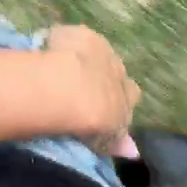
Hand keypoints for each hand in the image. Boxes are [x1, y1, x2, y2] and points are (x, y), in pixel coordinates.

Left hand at [42, 25, 140, 153]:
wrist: (69, 89)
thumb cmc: (86, 123)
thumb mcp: (102, 139)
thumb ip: (116, 142)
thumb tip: (133, 151)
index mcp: (126, 99)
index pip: (132, 96)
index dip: (120, 98)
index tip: (105, 104)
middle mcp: (119, 73)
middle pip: (119, 73)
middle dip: (107, 76)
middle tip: (86, 84)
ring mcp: (104, 52)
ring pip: (102, 53)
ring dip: (89, 58)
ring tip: (67, 66)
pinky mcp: (85, 34)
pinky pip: (79, 37)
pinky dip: (68, 41)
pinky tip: (53, 47)